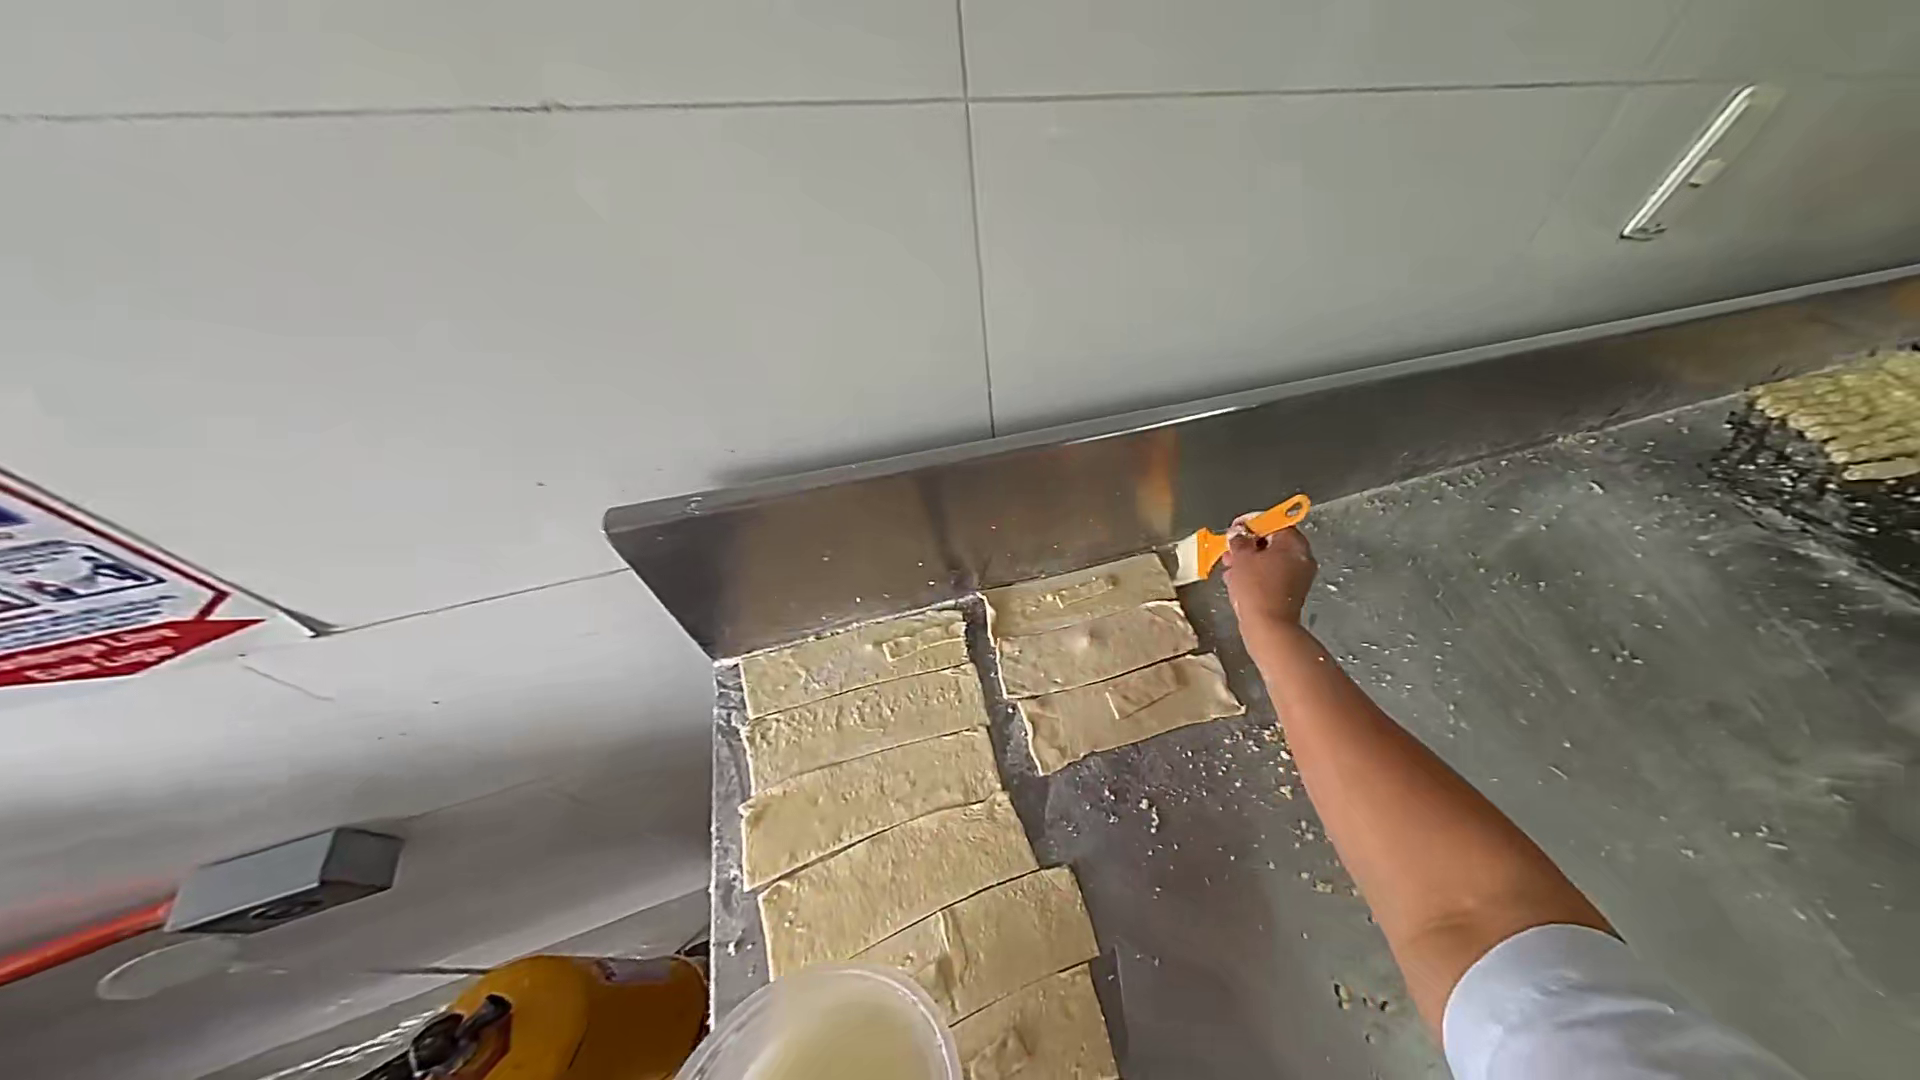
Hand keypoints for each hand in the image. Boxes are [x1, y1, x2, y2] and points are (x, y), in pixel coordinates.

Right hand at [1221, 521, 1316, 628]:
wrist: (1267, 624)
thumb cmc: (1256, 587)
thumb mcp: (1241, 557)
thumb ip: (1239, 540)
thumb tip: (1237, 534)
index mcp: (1294, 544)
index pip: (1275, 523)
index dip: (1253, 523)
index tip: (1236, 528)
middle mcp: (1302, 557)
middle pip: (1273, 542)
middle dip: (1249, 544)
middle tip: (1230, 548)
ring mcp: (1298, 576)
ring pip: (1271, 560)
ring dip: (1249, 560)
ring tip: (1230, 566)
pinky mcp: (1290, 592)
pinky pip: (1272, 575)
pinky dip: (1256, 574)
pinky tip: (1237, 580)